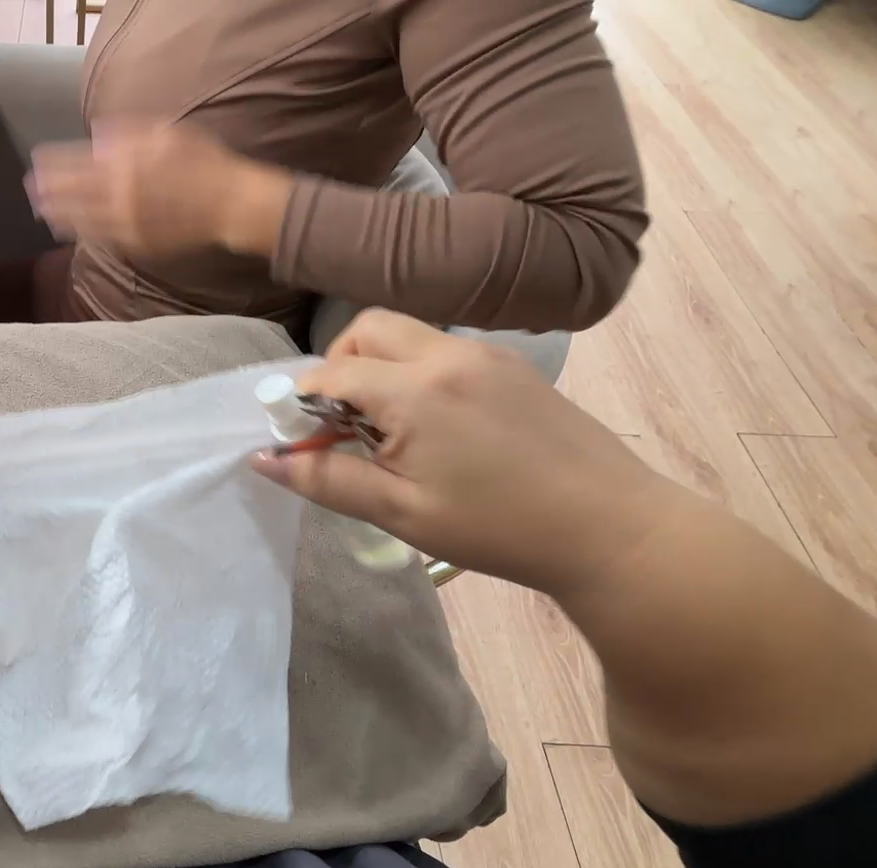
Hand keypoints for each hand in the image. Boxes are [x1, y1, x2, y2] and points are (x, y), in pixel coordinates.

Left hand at [28, 123, 292, 258]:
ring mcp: (126, 224)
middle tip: (30, 189)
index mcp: (126, 165)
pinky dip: (82, 232)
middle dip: (49, 190)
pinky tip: (71, 229)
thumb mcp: (167, 133)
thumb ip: (129, 133)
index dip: (55, 162)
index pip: (79, 163)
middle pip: (74, 193)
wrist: (228, 206)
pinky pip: (101, 238)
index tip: (37, 160)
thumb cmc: (203, 163)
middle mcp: (120, 196)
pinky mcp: (135, 244)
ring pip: (83, 220)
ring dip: (58, 214)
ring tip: (41, 212)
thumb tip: (96, 136)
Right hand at [250, 310, 682, 595]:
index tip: (296, 441)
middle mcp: (448, 355)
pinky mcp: (511, 366)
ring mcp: (485, 355)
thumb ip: (327, 480)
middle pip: (366, 331)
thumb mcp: (400, 512)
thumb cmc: (496, 527)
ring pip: (405, 335)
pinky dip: (412, 373)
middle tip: (339, 425)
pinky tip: (431, 428)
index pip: (331, 374)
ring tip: (384, 430)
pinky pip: (440, 350)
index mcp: (416, 391)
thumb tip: (264, 459)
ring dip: (374, 368)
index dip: (299, 404)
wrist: (611, 527)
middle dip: (336, 368)